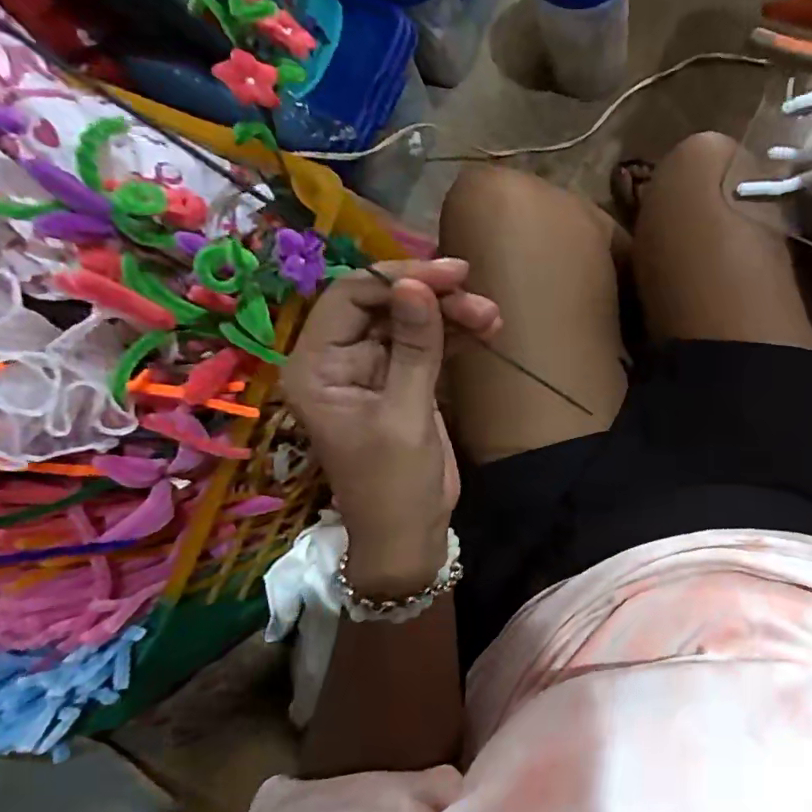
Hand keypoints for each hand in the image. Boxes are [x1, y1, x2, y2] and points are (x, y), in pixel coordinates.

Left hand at [281, 259, 501, 593]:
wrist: (410, 534)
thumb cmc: (394, 484)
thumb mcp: (405, 416)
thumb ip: (415, 349)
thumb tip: (417, 285)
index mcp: (318, 366)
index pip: (351, 298)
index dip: (400, 279)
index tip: (452, 277)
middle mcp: (340, 359)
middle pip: (384, 305)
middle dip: (433, 298)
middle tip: (480, 301)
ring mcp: (374, 369)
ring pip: (411, 321)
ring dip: (452, 315)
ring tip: (493, 319)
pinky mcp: (404, 381)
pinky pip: (428, 344)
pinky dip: (456, 335)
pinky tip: (487, 332)